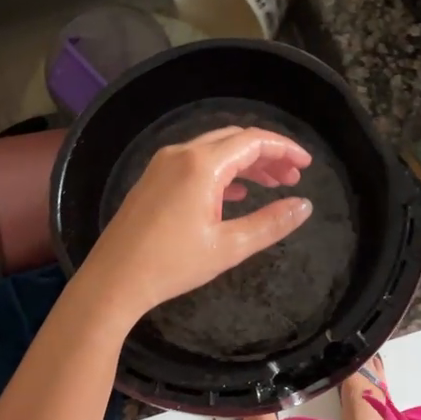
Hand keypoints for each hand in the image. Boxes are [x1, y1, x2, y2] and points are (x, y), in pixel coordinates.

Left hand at [75, 127, 314, 320]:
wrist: (114, 279)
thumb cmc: (172, 264)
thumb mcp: (229, 247)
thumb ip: (270, 223)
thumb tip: (304, 205)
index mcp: (202, 165)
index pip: (252, 141)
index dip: (284, 148)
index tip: (306, 164)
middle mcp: (181, 154)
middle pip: (233, 140)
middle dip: (266, 155)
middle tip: (293, 177)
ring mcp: (162, 164)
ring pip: (213, 150)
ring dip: (244, 164)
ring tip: (272, 185)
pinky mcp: (152, 179)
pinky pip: (194, 163)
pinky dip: (221, 172)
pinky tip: (235, 195)